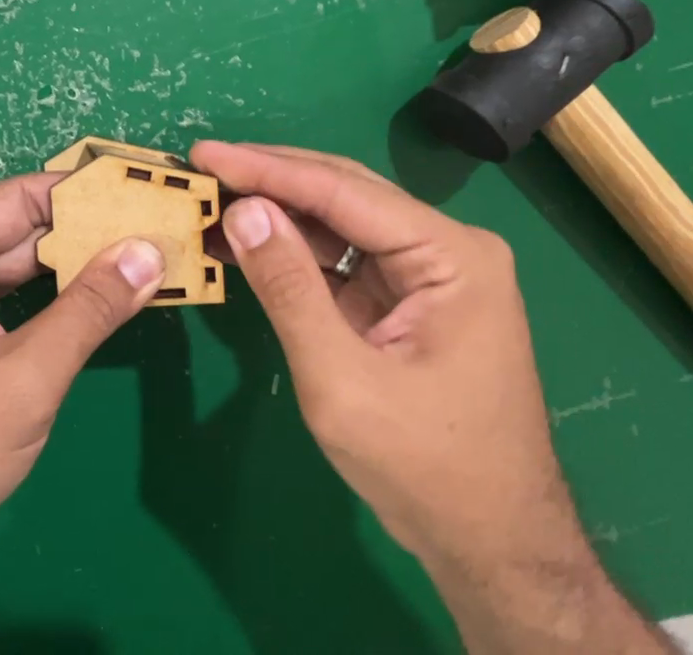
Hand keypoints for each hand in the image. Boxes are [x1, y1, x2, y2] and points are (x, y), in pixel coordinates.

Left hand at [0, 175, 164, 651]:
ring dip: (74, 272)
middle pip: (21, 232)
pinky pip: (9, 306)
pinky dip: (52, 305)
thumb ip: (90, 309)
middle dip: (87, 235)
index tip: (145, 195)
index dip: (85, 194)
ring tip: (143, 263)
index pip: (21, 197)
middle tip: (159, 233)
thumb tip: (146, 252)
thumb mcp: (26, 373)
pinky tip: (98, 306)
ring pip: (19, 272)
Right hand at [191, 143, 668, 653]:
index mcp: (451, 256)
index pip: (343, 191)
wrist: (489, 540)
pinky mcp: (407, 300)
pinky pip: (343, 260)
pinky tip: (248, 245)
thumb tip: (243, 210)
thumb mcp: (342, 378)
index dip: (267, 168)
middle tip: (203, 167)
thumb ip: (290, 289)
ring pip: (341, 223)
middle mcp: (446, 249)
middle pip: (345, 193)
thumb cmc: (423, 463)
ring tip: (213, 203)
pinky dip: (293, 253)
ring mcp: (428, 274)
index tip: (204, 153)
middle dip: (270, 179)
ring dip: (278, 215)